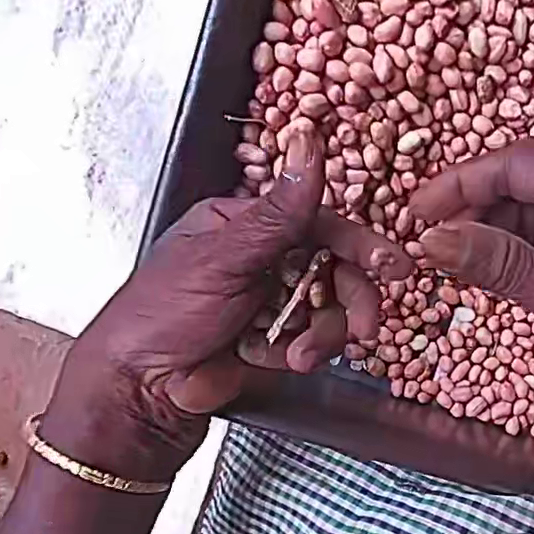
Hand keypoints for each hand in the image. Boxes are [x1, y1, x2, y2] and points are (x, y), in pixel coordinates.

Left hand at [42, 132, 413, 480]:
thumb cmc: (163, 314)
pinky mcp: (274, 340)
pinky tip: (268, 359)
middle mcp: (263, 259)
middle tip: (364, 328)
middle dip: (350, 301)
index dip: (360, 246)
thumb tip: (307, 142)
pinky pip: (311, 341)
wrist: (140, 391)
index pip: (318, 225)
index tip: (393, 266)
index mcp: (245, 226)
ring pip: (329, 309)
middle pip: (334, 270)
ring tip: (298, 356)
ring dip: (322, 335)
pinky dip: (298, 353)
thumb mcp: (224, 259)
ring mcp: (270, 301)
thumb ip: (278, 212)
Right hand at [410, 140, 533, 403]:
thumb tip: (431, 240)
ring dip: (492, 226)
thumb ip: (494, 262)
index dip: (460, 184)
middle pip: (525, 176)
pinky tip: (488, 262)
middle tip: (430, 238)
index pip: (519, 162)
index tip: (417, 211)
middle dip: (474, 206)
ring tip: (453, 256)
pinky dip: (517, 241)